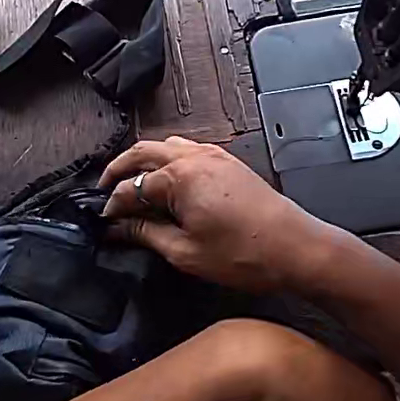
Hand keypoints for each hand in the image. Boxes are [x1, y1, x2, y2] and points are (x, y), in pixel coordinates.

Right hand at [100, 137, 351, 295]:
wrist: (296, 248)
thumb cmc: (242, 254)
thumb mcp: (184, 251)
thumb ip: (145, 234)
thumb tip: (118, 228)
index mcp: (178, 177)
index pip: (131, 187)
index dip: (113, 205)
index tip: (103, 222)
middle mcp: (194, 157)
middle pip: (143, 152)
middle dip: (118, 169)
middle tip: (103, 189)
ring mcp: (214, 156)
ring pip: (166, 146)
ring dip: (144, 160)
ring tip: (132, 183)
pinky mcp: (229, 163)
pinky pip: (189, 150)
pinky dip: (169, 160)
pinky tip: (167, 181)